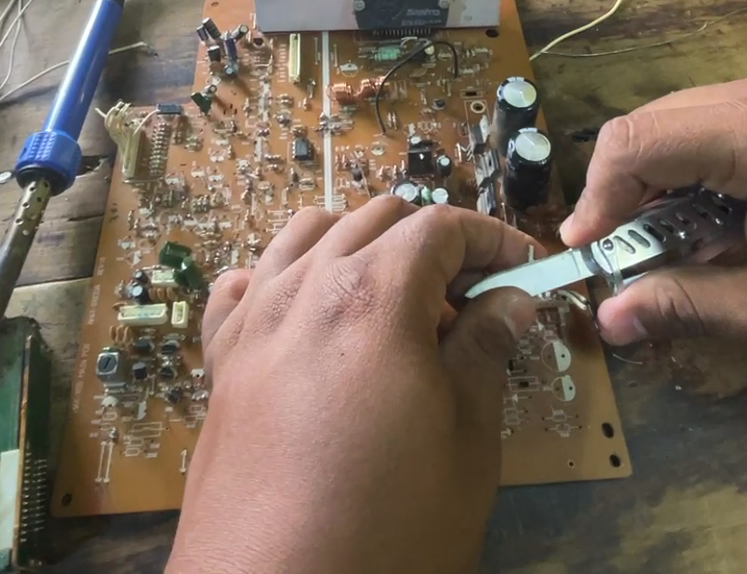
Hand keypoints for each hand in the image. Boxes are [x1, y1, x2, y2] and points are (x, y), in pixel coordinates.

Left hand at [169, 199, 541, 573]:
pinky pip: (244, 284)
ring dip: (361, 244)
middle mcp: (306, 286)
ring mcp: (254, 317)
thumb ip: (485, 350)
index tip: (523, 267)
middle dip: (433, 241)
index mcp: (371, 294)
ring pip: (309, 232)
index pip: (439, 226)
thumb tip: (511, 298)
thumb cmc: (386, 528)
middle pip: (376, 217)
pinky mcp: (223, 358)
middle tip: (469, 297)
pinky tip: (306, 315)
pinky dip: (282, 277)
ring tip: (393, 299)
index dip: (491, 238)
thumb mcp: (465, 441)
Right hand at [560, 69, 746, 396]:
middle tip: (622, 256)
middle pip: (657, 123)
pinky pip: (730, 130)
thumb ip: (689, 302)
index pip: (639, 140)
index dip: (597, 197)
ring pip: (690, 124)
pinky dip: (706, 174)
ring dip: (665, 183)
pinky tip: (724, 225)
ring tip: (674, 248)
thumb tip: (608, 319)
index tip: (584, 253)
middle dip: (626, 188)